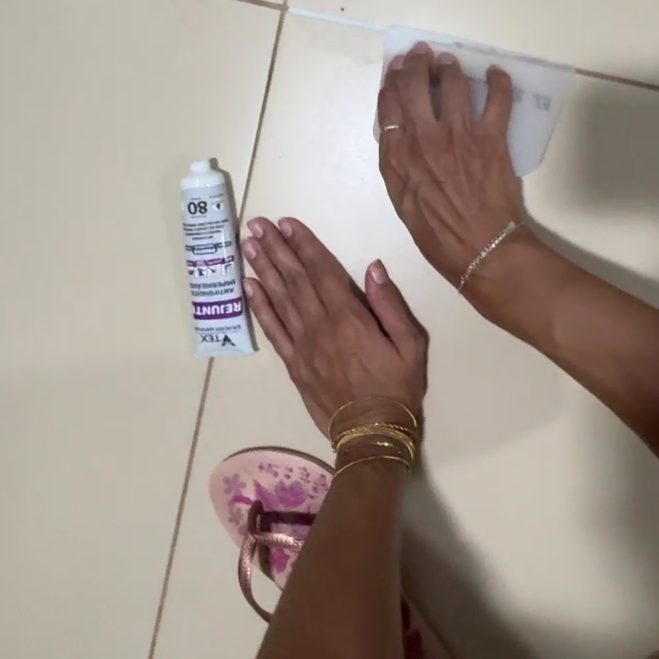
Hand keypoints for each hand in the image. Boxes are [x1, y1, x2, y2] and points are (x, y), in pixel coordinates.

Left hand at [241, 216, 427, 436]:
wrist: (371, 434)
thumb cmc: (397, 388)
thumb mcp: (410, 345)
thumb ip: (390, 304)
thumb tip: (374, 267)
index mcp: (349, 318)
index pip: (322, 271)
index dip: (304, 244)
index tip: (287, 223)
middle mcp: (320, 326)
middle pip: (294, 279)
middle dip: (276, 248)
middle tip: (257, 224)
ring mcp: (302, 345)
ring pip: (279, 299)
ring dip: (263, 269)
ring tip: (248, 244)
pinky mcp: (292, 364)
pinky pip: (272, 329)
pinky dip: (259, 305)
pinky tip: (249, 286)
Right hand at [377, 43, 524, 285]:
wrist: (480, 250)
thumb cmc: (438, 236)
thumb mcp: (401, 201)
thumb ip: (397, 165)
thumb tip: (399, 138)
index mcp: (397, 157)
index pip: (389, 105)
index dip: (391, 82)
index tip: (396, 69)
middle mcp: (423, 138)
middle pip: (414, 86)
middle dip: (416, 63)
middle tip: (421, 53)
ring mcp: (458, 135)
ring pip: (451, 83)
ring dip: (448, 66)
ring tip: (448, 61)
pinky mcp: (491, 138)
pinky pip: (498, 98)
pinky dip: (499, 81)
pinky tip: (496, 73)